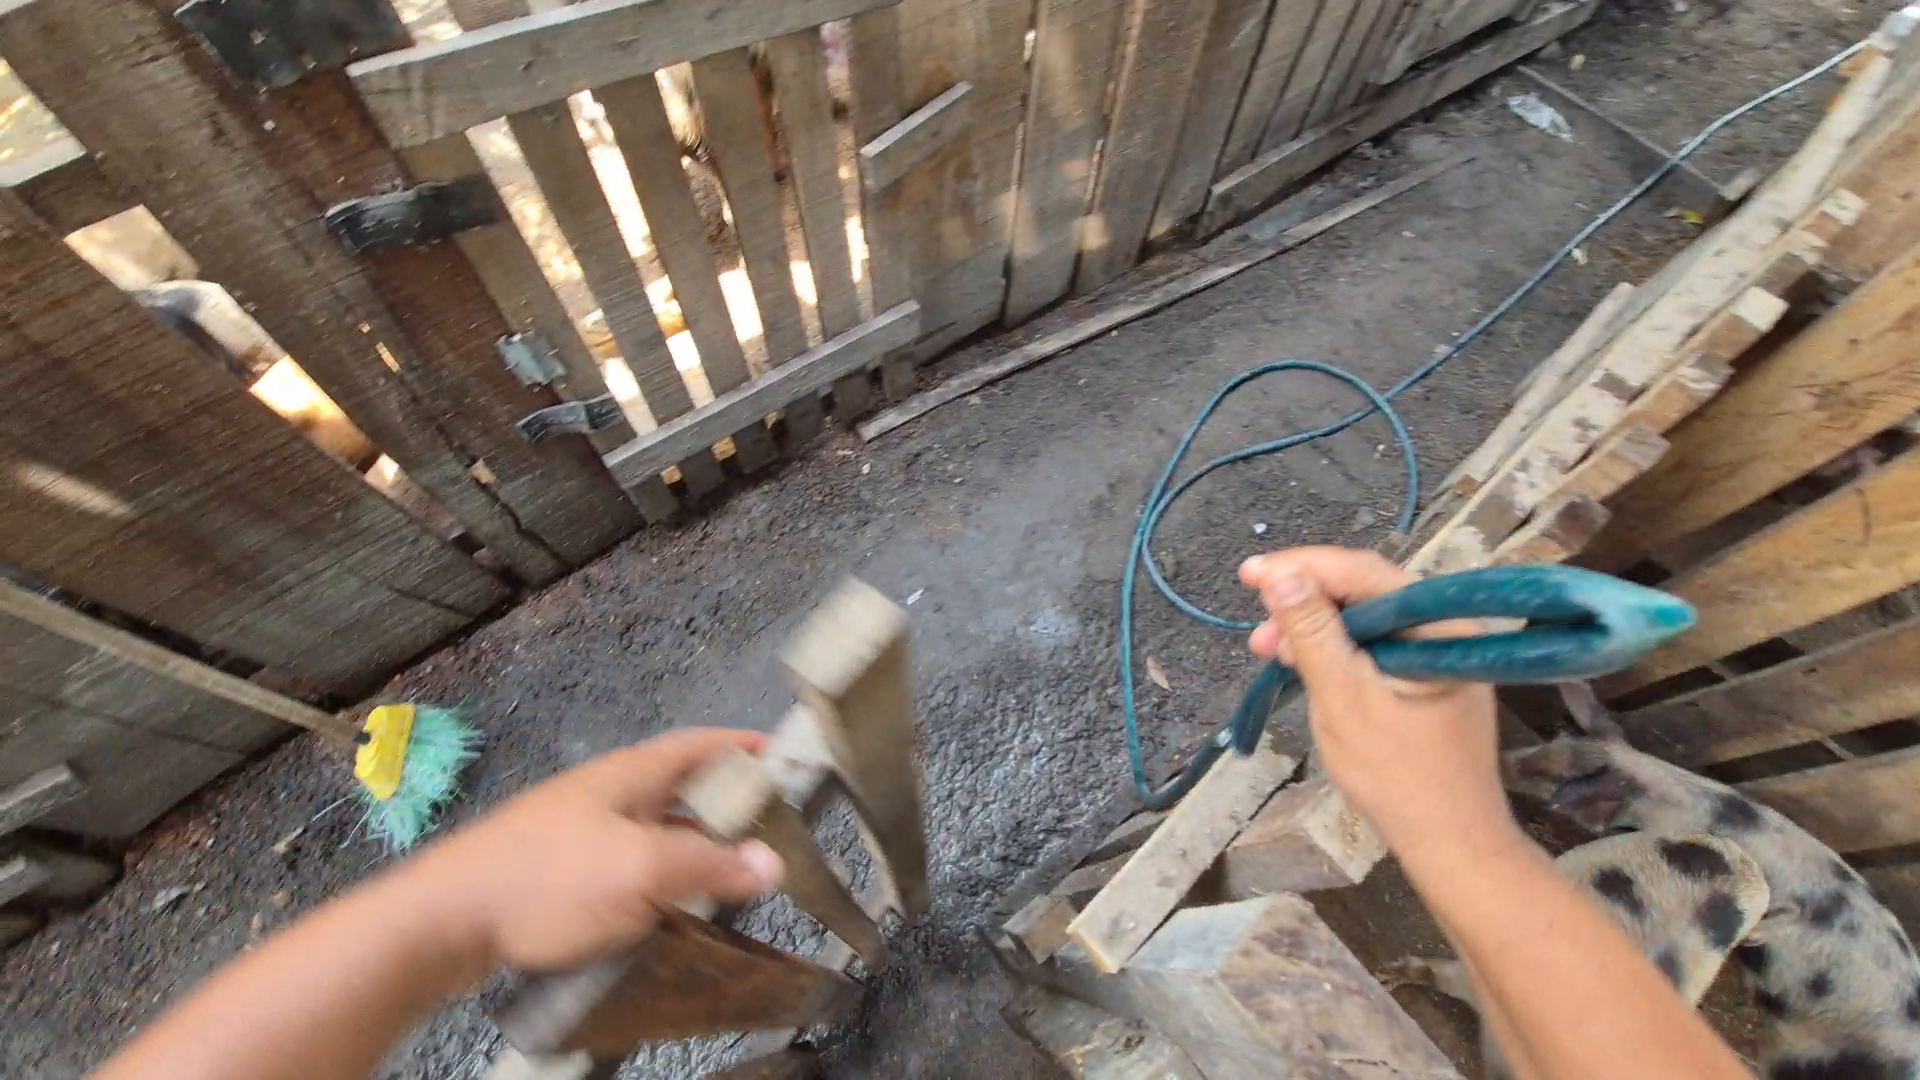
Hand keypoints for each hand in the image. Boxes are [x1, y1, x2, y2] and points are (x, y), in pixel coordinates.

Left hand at [398, 729, 784, 973]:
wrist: (440, 923)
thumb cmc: (551, 879)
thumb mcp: (642, 871)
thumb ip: (711, 866)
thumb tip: (774, 863)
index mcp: (632, 774)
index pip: (699, 745)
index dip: (740, 746)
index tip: (779, 755)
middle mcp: (609, 792)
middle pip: (681, 785)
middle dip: (725, 799)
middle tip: (766, 822)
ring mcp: (581, 828)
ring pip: (655, 825)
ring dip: (693, 841)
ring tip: (728, 868)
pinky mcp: (560, 866)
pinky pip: (630, 858)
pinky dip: (661, 871)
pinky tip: (668, 902)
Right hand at [1239, 547, 1518, 866]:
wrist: (1447, 838)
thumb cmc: (1395, 772)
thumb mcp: (1341, 697)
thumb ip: (1312, 633)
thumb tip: (1280, 577)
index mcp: (1438, 626)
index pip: (1361, 572)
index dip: (1300, 567)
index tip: (1248, 574)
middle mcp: (1444, 626)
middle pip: (1361, 588)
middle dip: (1300, 599)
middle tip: (1253, 616)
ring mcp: (1434, 649)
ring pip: (1360, 615)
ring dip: (1308, 625)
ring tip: (1264, 647)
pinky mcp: (1421, 670)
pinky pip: (1368, 640)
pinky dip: (1328, 645)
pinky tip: (1297, 658)